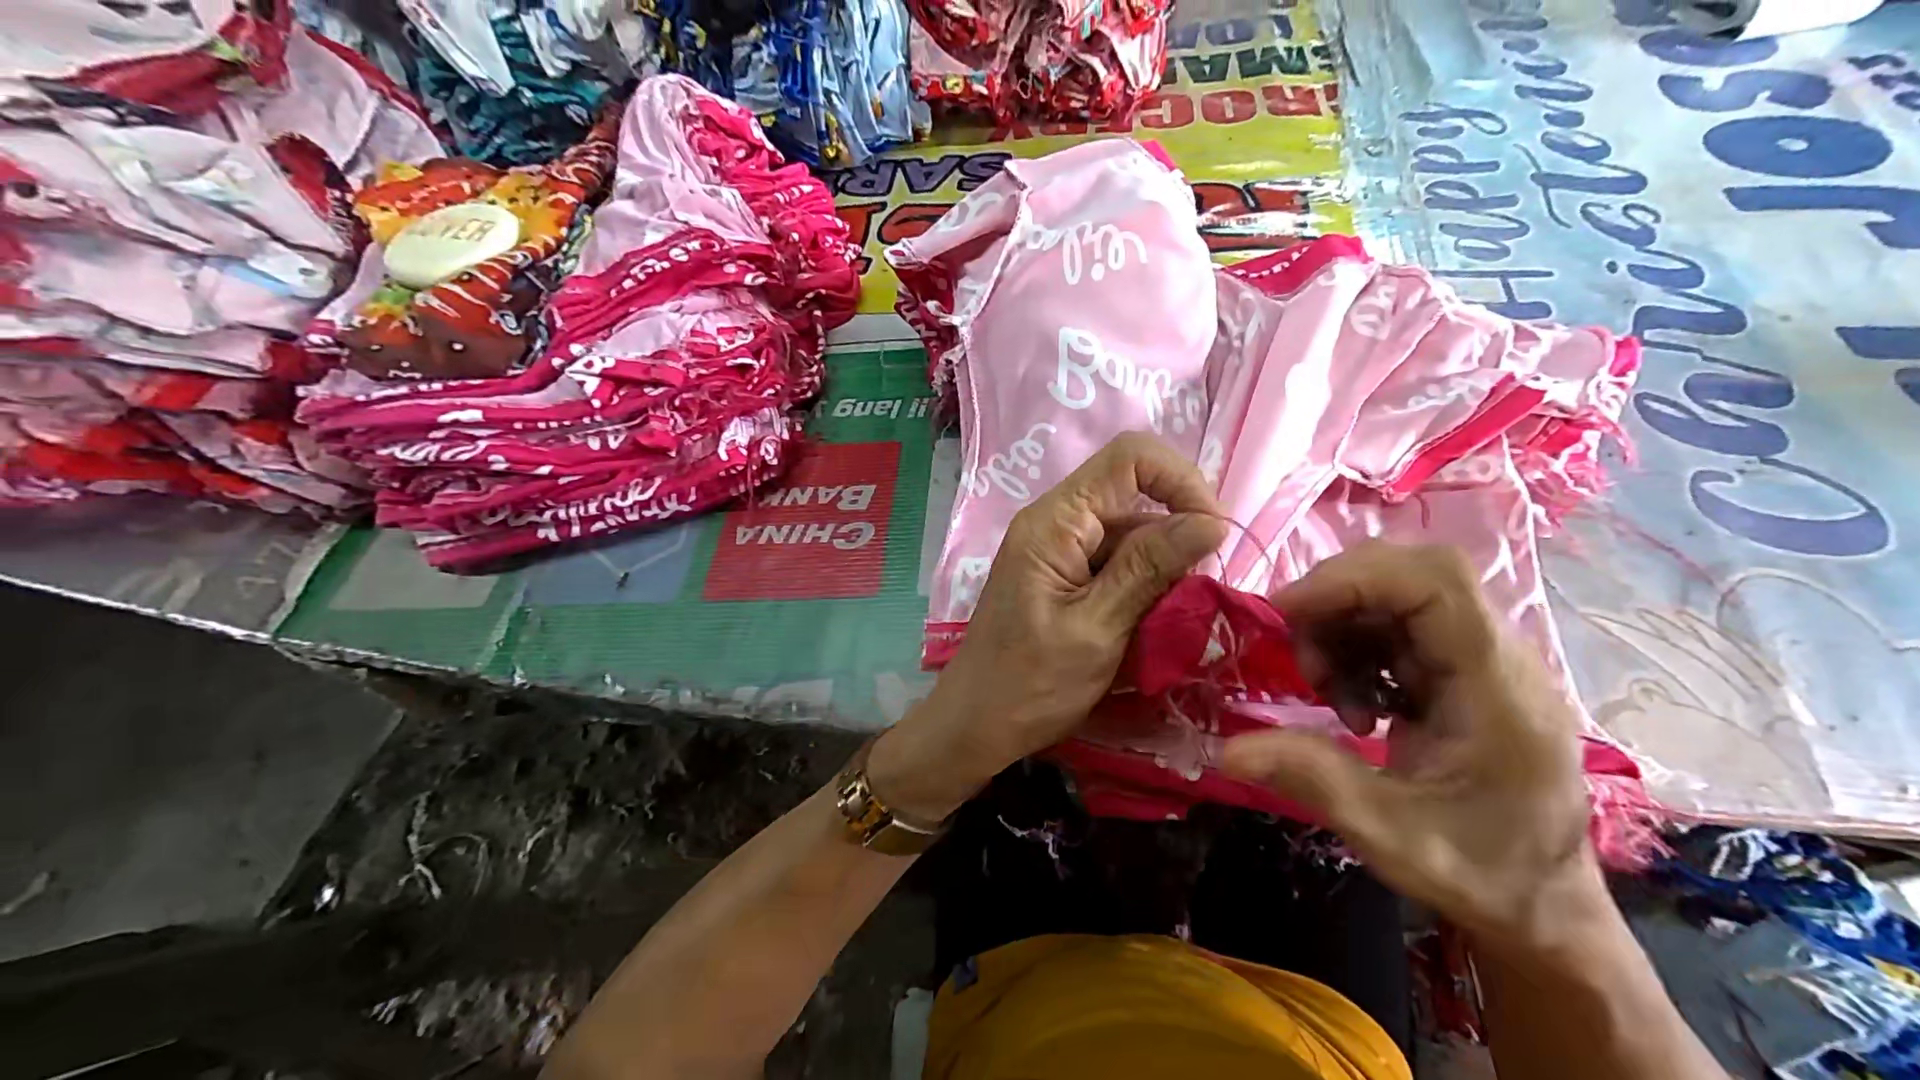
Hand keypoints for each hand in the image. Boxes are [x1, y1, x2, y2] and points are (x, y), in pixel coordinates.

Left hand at [869, 432, 1227, 822]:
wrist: (977, 724)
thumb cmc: (1031, 684)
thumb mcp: (1098, 629)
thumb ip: (1150, 568)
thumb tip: (1212, 521)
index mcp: (1054, 522)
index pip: (1129, 457)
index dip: (1180, 481)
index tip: (1211, 535)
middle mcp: (1056, 522)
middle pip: (1135, 497)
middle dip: (1177, 537)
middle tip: (1193, 596)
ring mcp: (1060, 549)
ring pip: (1132, 533)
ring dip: (1163, 569)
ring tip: (1170, 620)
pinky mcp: (1065, 576)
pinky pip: (1118, 562)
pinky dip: (1144, 586)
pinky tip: (1150, 626)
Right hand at [1220, 542, 1606, 949]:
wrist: (1542, 906)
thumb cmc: (1481, 873)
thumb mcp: (1390, 836)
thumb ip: (1313, 780)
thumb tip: (1226, 749)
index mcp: (1499, 690)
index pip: (1435, 584)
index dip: (1353, 579)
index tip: (1287, 613)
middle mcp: (1498, 659)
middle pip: (1410, 575)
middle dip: (1336, 600)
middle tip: (1299, 657)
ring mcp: (1480, 662)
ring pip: (1394, 596)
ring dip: (1339, 627)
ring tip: (1324, 692)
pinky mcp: (1460, 672)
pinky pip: (1394, 626)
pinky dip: (1352, 648)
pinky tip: (1349, 702)